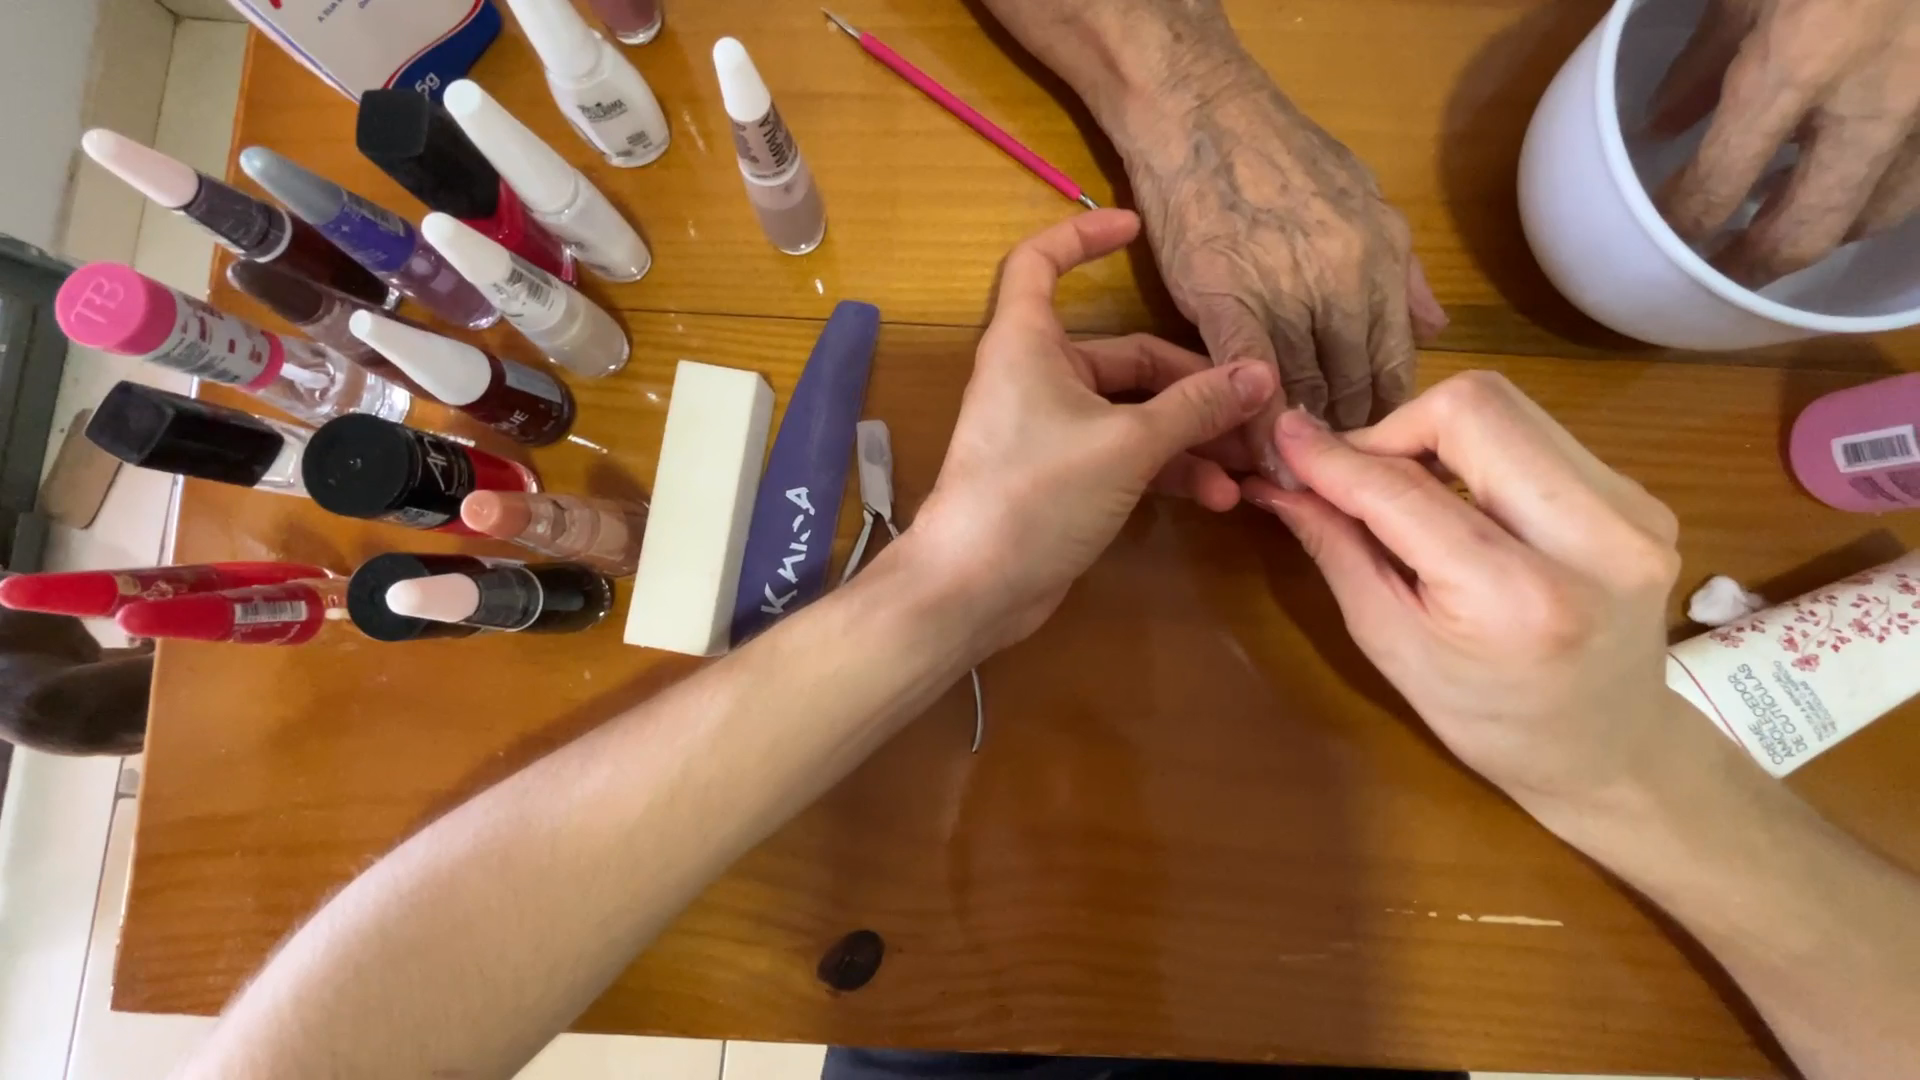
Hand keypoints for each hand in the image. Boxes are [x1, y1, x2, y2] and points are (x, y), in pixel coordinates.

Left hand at [906, 209, 1276, 653]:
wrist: (976, 585)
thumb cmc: (1038, 492)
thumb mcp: (1126, 444)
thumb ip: (1194, 406)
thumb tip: (1260, 374)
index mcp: (1028, 343)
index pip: (1041, 262)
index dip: (1083, 235)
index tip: (1137, 228)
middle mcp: (1036, 378)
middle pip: (1124, 357)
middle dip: (1192, 385)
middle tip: (1255, 411)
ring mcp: (1049, 431)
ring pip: (1131, 414)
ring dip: (1188, 437)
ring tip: (1247, 466)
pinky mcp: (1062, 477)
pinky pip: (1121, 455)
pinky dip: (1163, 469)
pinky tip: (1213, 497)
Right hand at [1116, 61, 1447, 451]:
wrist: (1200, 117)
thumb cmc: (1276, 155)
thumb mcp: (1363, 197)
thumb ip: (1400, 271)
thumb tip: (1436, 327)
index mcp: (1379, 263)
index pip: (1392, 363)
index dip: (1383, 418)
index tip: (1374, 458)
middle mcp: (1344, 284)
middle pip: (1350, 384)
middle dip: (1346, 443)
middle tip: (1337, 488)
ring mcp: (1286, 294)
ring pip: (1303, 388)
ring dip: (1300, 443)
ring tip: (1298, 486)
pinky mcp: (1227, 301)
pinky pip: (1252, 375)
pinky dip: (1256, 419)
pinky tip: (1256, 456)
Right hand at [1242, 372, 1684, 818]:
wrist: (1608, 749)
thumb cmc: (1481, 715)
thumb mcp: (1387, 642)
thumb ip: (1335, 549)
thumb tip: (1277, 482)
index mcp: (1518, 597)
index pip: (1403, 491)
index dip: (1333, 458)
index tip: (1283, 438)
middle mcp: (1596, 538)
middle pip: (1475, 409)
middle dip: (1392, 426)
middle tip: (1354, 471)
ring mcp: (1633, 509)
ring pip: (1506, 407)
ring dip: (1428, 434)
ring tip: (1397, 485)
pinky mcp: (1641, 495)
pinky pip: (1532, 432)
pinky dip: (1469, 449)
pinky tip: (1451, 497)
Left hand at [1653, 0, 1919, 285]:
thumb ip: (1704, 58)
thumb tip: (1660, 125)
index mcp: (1800, 67)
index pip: (1713, 191)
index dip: (1677, 226)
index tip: (1656, 238)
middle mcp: (1885, 95)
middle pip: (1809, 228)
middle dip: (1753, 265)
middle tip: (1715, 276)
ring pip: (1890, 205)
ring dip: (1828, 230)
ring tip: (1778, 231)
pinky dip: (1893, 183)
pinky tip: (1855, 177)